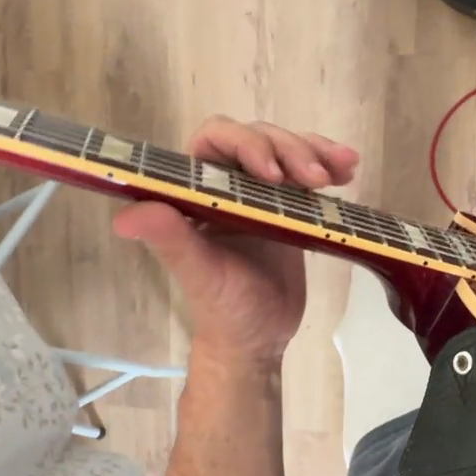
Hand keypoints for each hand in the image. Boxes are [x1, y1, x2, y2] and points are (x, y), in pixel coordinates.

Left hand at [114, 118, 358, 365]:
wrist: (261, 338)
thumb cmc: (224, 310)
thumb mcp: (200, 276)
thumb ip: (171, 242)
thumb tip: (125, 218)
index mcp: (195, 192)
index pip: (214, 140)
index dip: (244, 143)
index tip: (273, 173)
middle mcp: (226, 183)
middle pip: (257, 137)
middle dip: (289, 148)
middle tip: (314, 179)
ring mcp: (261, 192)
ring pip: (286, 147)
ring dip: (314, 151)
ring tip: (341, 171)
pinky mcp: (290, 205)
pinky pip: (308, 172)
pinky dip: (330, 164)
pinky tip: (349, 170)